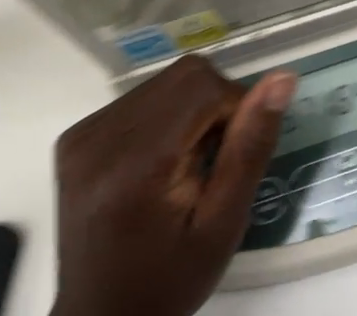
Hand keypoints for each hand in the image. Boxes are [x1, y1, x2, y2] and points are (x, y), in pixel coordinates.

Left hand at [52, 56, 296, 315]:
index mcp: (134, 166)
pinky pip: (139, 98)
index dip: (235, 109)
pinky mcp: (75, 138)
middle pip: (183, 77)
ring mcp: (81, 136)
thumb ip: (251, 147)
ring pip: (164, 83)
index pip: (203, 86)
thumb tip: (282, 78)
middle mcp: (98, 139)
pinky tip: (159, 163)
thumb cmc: (170, 278)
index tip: (234, 156)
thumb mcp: (224, 223)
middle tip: (213, 163)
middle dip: (214, 106)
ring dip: (189, 111)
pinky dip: (164, 118)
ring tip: (185, 166)